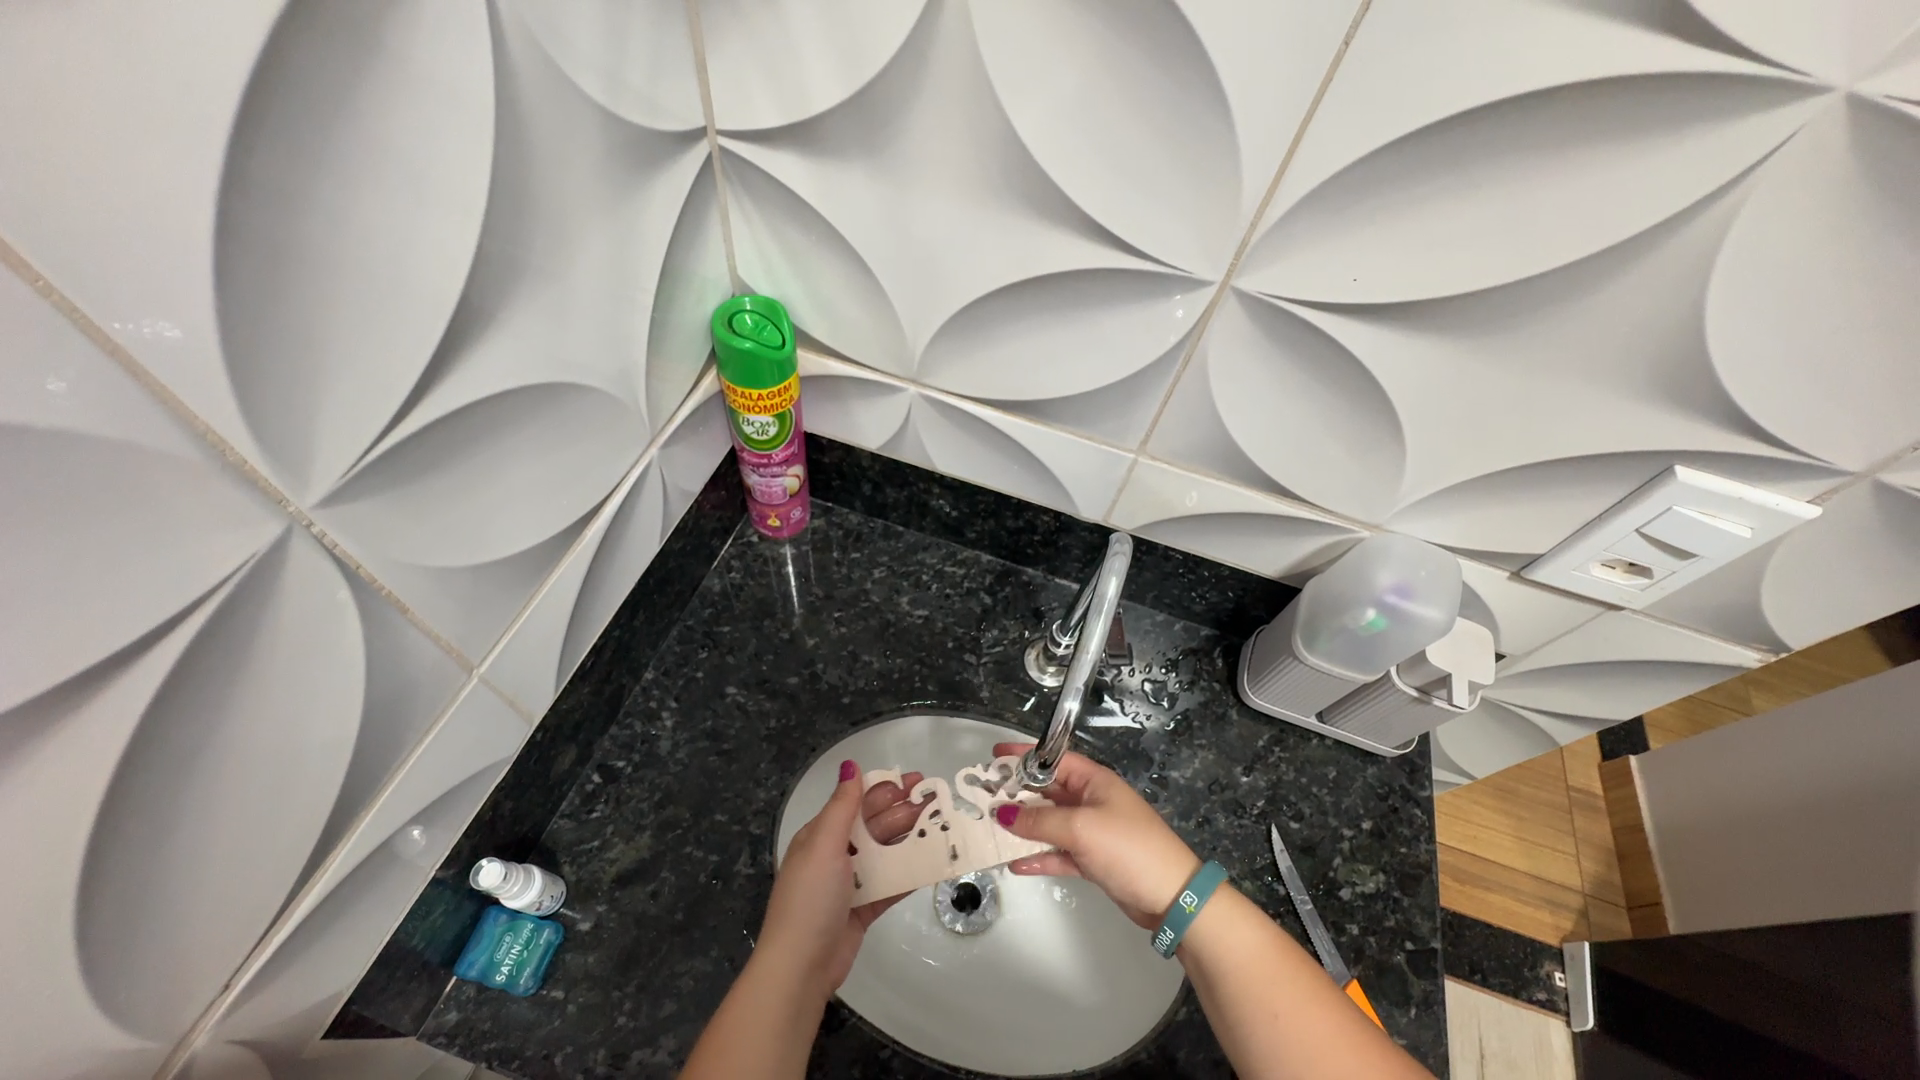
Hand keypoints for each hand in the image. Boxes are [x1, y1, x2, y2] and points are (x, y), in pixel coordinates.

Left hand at [755, 760, 927, 998]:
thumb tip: (851, 765)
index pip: (856, 802)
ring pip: (886, 852)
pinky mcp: (865, 908)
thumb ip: (842, 806)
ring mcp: (851, 883)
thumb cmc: (810, 898)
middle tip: (938, 799)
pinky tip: (934, 861)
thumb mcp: (823, 845)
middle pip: (874, 825)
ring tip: (942, 825)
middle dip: (904, 810)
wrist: (801, 966)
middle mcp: (836, 854)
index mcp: (820, 835)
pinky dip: (911, 871)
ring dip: (912, 837)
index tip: (917, 780)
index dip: (885, 788)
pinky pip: (892, 883)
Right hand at [991, 742, 1200, 929]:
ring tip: (989, 830)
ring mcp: (1092, 832)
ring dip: (1023, 828)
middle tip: (981, 797)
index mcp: (1094, 781)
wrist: (1171, 896)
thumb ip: (1039, 821)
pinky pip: (1058, 853)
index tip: (993, 756)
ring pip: (1049, 824)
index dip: (1023, 757)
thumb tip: (1001, 814)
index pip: (1052, 760)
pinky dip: (1038, 857)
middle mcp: (1091, 801)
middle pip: (1047, 792)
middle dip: (1016, 794)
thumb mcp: (1080, 828)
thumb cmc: (1127, 848)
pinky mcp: (1093, 861)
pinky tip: (1014, 863)